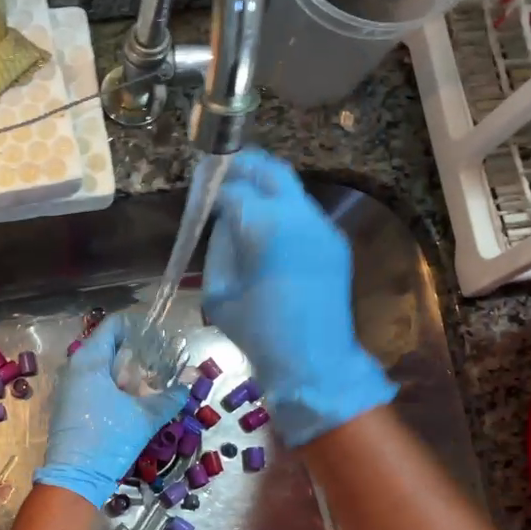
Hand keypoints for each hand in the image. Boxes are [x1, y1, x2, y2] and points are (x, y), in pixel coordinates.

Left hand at [33, 313, 187, 506]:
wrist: (75, 477)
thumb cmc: (108, 440)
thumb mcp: (144, 417)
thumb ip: (168, 398)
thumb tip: (188, 385)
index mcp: (88, 361)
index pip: (113, 326)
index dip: (138, 328)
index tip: (158, 340)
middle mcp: (74, 368)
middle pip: (108, 347)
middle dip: (135, 354)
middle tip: (159, 364)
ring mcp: (68, 388)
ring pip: (101, 368)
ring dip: (125, 373)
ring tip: (149, 384)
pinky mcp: (68, 407)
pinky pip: (93, 386)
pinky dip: (112, 388)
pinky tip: (131, 402)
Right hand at [205, 149, 394, 447]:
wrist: (314, 362)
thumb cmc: (257, 332)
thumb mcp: (220, 291)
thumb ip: (219, 248)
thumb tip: (220, 223)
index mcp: (266, 226)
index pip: (233, 189)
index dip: (212, 185)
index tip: (197, 187)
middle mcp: (299, 215)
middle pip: (269, 171)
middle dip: (242, 167)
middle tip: (218, 172)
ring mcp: (322, 226)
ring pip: (289, 188)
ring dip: (263, 187)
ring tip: (238, 197)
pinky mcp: (334, 241)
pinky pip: (302, 212)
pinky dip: (279, 208)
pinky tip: (262, 227)